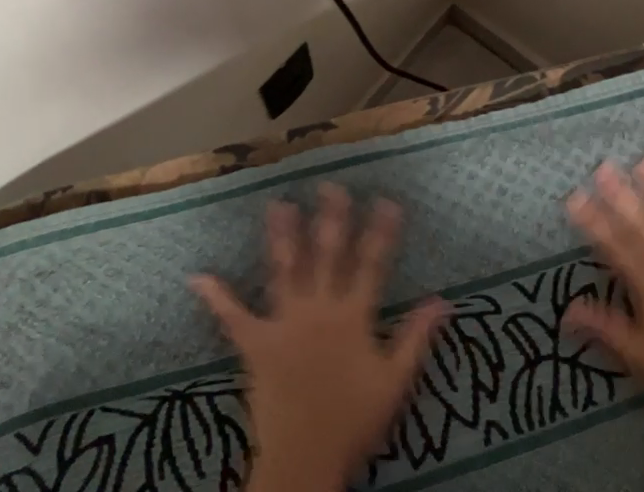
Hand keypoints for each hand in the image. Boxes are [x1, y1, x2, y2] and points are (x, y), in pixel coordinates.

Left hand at [190, 184, 446, 491]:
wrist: (305, 458)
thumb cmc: (354, 419)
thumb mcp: (395, 379)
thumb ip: (417, 336)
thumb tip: (444, 300)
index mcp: (354, 316)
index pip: (372, 265)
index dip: (381, 232)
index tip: (386, 200)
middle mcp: (319, 310)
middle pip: (327, 256)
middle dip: (331, 219)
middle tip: (329, 186)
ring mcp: (285, 324)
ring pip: (284, 271)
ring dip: (282, 237)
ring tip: (278, 205)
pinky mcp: (256, 345)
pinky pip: (233, 317)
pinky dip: (217, 297)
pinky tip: (198, 276)